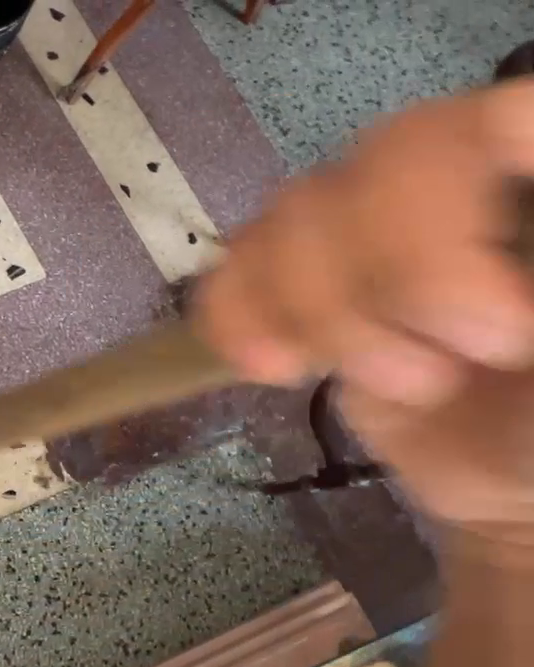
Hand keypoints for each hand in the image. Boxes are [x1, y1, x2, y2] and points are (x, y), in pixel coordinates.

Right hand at [193, 80, 533, 548]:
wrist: (514, 471)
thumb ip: (527, 272)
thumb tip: (481, 264)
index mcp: (528, 169)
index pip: (471, 133)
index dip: (438, 229)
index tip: (494, 335)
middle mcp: (451, 179)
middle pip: (373, 167)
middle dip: (389, 279)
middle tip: (436, 374)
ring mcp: (361, 237)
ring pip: (286, 221)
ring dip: (319, 318)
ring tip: (391, 385)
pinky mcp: (293, 294)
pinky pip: (226, 277)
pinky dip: (233, 323)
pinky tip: (279, 372)